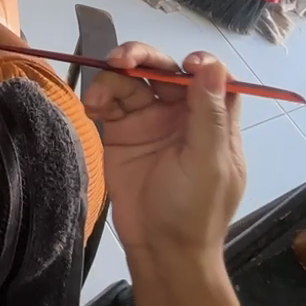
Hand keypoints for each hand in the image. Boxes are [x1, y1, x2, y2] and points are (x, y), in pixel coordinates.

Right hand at [82, 43, 244, 257]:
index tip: (185, 64)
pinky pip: (107, 101)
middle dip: (140, 57)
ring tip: (97, 101)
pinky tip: (92, 109)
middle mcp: (179, 114)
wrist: (158, 248)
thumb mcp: (207, 163)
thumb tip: (212, 66)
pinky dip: (97, 98)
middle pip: (162, 69)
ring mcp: (147, 120)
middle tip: (118, 60)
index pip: (211, 78)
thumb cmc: (193, 209)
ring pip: (129, 80)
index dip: (199, 64)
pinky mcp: (119, 130)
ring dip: (110, 81)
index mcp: (210, 122)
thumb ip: (209, 114)